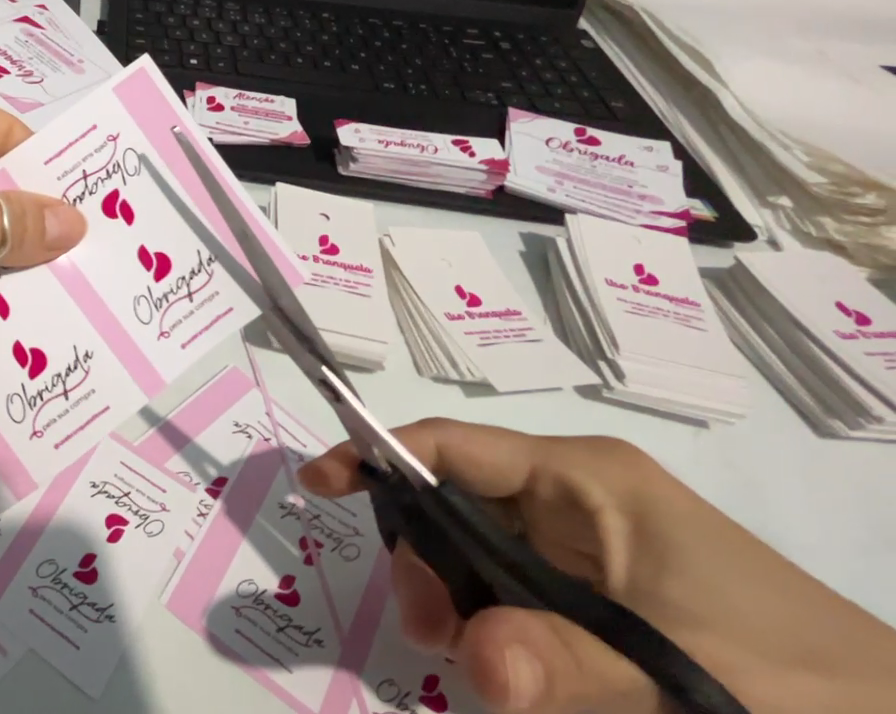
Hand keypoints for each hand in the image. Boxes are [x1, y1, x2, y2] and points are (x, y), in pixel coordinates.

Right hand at [299, 419, 895, 713]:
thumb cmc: (807, 682)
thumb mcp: (681, 674)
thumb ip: (572, 664)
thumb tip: (470, 660)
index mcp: (582, 478)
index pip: (450, 444)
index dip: (377, 454)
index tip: (321, 485)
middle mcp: (567, 498)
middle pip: (447, 509)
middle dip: (427, 569)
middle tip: (437, 643)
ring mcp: (575, 545)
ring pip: (471, 562)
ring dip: (463, 613)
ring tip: (494, 677)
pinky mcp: (586, 592)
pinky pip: (508, 600)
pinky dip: (498, 637)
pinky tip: (521, 677)